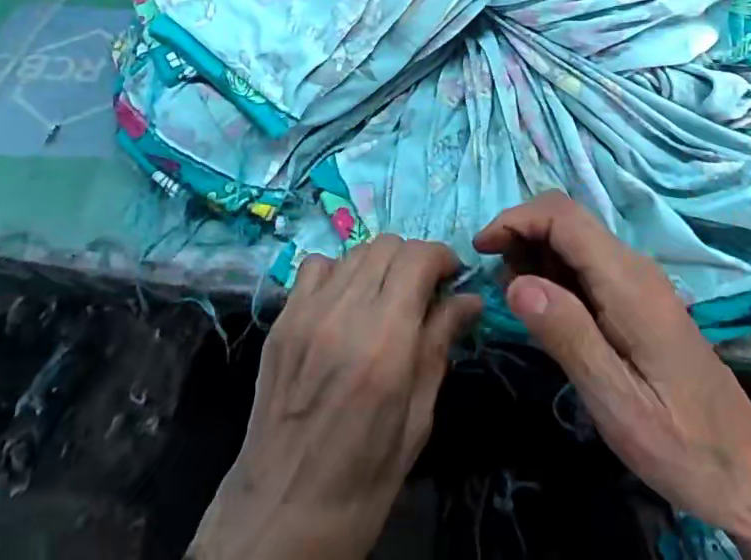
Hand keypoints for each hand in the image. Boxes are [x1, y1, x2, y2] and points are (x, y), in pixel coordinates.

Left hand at [190, 236, 483, 559]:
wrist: (286, 505)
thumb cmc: (367, 474)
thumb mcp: (418, 416)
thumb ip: (440, 344)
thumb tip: (468, 299)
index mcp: (386, 341)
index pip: (417, 258)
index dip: (442, 257)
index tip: (451, 277)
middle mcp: (343, 313)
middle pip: (385, 245)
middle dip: (413, 259)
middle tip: (423, 290)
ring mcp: (305, 312)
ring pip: (352, 252)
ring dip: (378, 265)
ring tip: (385, 298)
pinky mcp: (281, 319)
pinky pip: (315, 268)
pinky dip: (338, 273)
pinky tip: (344, 303)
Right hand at [475, 192, 750, 559]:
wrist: (747, 476)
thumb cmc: (680, 442)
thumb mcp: (616, 399)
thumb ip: (567, 334)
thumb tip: (514, 281)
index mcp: (628, 282)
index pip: (562, 215)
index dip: (514, 219)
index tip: (480, 251)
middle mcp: (634, 269)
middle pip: (565, 218)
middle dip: (520, 235)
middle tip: (500, 286)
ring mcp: (638, 283)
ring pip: (572, 239)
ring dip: (534, 255)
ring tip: (521, 305)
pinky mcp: (637, 301)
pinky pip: (585, 266)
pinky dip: (553, 274)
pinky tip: (549, 316)